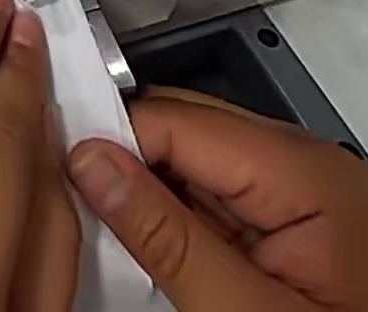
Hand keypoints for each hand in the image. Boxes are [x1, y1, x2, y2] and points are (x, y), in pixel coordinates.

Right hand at [67, 89, 367, 310]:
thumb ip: (168, 237)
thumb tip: (91, 160)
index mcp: (301, 170)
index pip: (168, 118)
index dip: (111, 143)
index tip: (66, 173)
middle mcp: (297, 162)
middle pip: (174, 125)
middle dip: (125, 162)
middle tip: (84, 207)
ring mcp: (292, 190)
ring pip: (183, 157)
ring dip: (144, 191)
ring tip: (119, 237)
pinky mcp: (284, 219)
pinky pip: (204, 191)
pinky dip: (170, 214)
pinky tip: (157, 250)